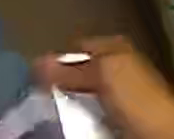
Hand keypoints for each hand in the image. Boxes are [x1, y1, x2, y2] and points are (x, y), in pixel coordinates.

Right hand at [35, 37, 173, 138]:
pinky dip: (82, 122)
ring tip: (51, 115)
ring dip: (71, 107)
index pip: (77, 47)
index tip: (36, 77)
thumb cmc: (137, 98)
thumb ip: (70, 68)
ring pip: (85, 98)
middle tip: (40, 98)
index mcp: (114, 46)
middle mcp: (117, 66)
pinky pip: (93, 118)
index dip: (57, 60)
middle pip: (80, 73)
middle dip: (62, 84)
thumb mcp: (102, 73)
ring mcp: (120, 96)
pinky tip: (72, 128)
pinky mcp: (122, 121)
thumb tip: (36, 61)